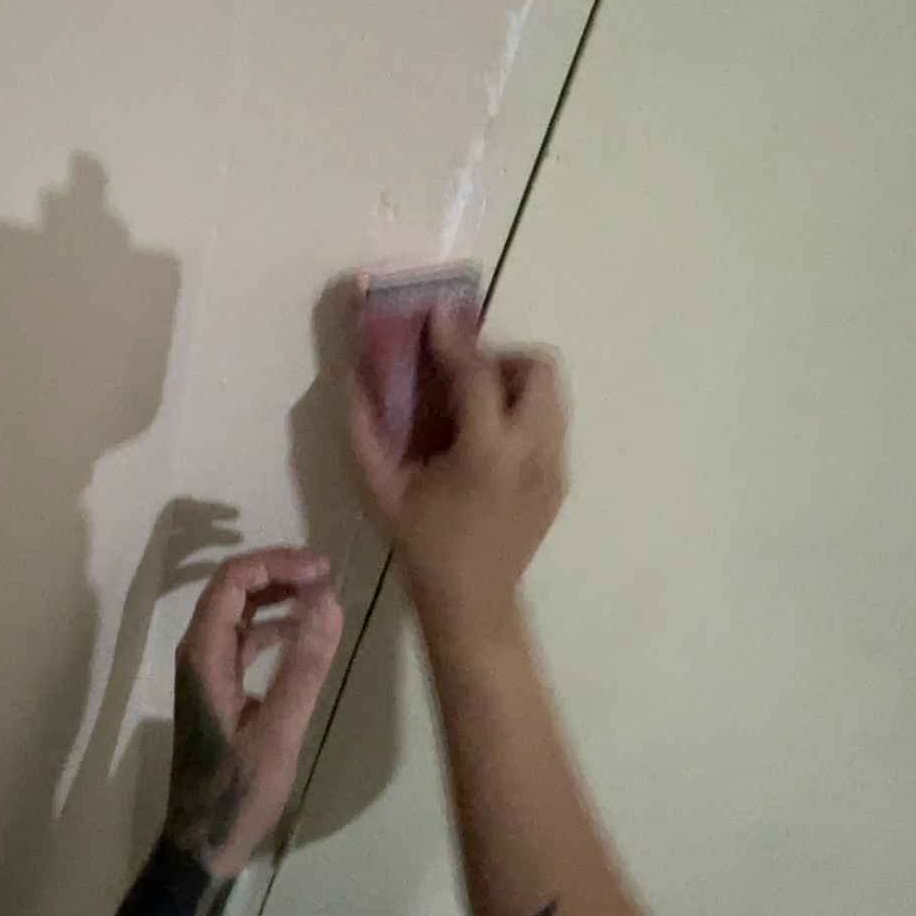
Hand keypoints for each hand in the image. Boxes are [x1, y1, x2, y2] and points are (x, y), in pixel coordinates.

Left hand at [165, 547, 342, 877]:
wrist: (203, 839)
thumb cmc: (239, 789)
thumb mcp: (279, 730)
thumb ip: (303, 666)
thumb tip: (330, 602)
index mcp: (204, 652)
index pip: (233, 581)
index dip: (275, 563)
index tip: (320, 568)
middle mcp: (199, 649)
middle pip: (233, 588)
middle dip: (278, 571)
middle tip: (326, 573)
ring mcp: (207, 665)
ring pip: (239, 610)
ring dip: (277, 595)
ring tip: (322, 593)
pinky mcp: (220, 682)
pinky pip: (245, 637)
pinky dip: (275, 624)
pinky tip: (305, 631)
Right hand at [349, 309, 569, 638]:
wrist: (473, 601)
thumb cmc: (422, 544)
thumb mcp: (380, 489)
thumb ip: (364, 431)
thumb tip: (354, 379)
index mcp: (486, 454)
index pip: (479, 374)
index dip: (455, 339)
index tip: (435, 314)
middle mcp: (533, 452)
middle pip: (539, 369)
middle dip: (499, 357)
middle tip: (461, 376)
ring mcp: (554, 466)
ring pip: (552, 392)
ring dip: (513, 382)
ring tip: (475, 406)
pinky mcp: (561, 478)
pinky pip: (550, 421)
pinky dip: (521, 411)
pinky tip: (487, 439)